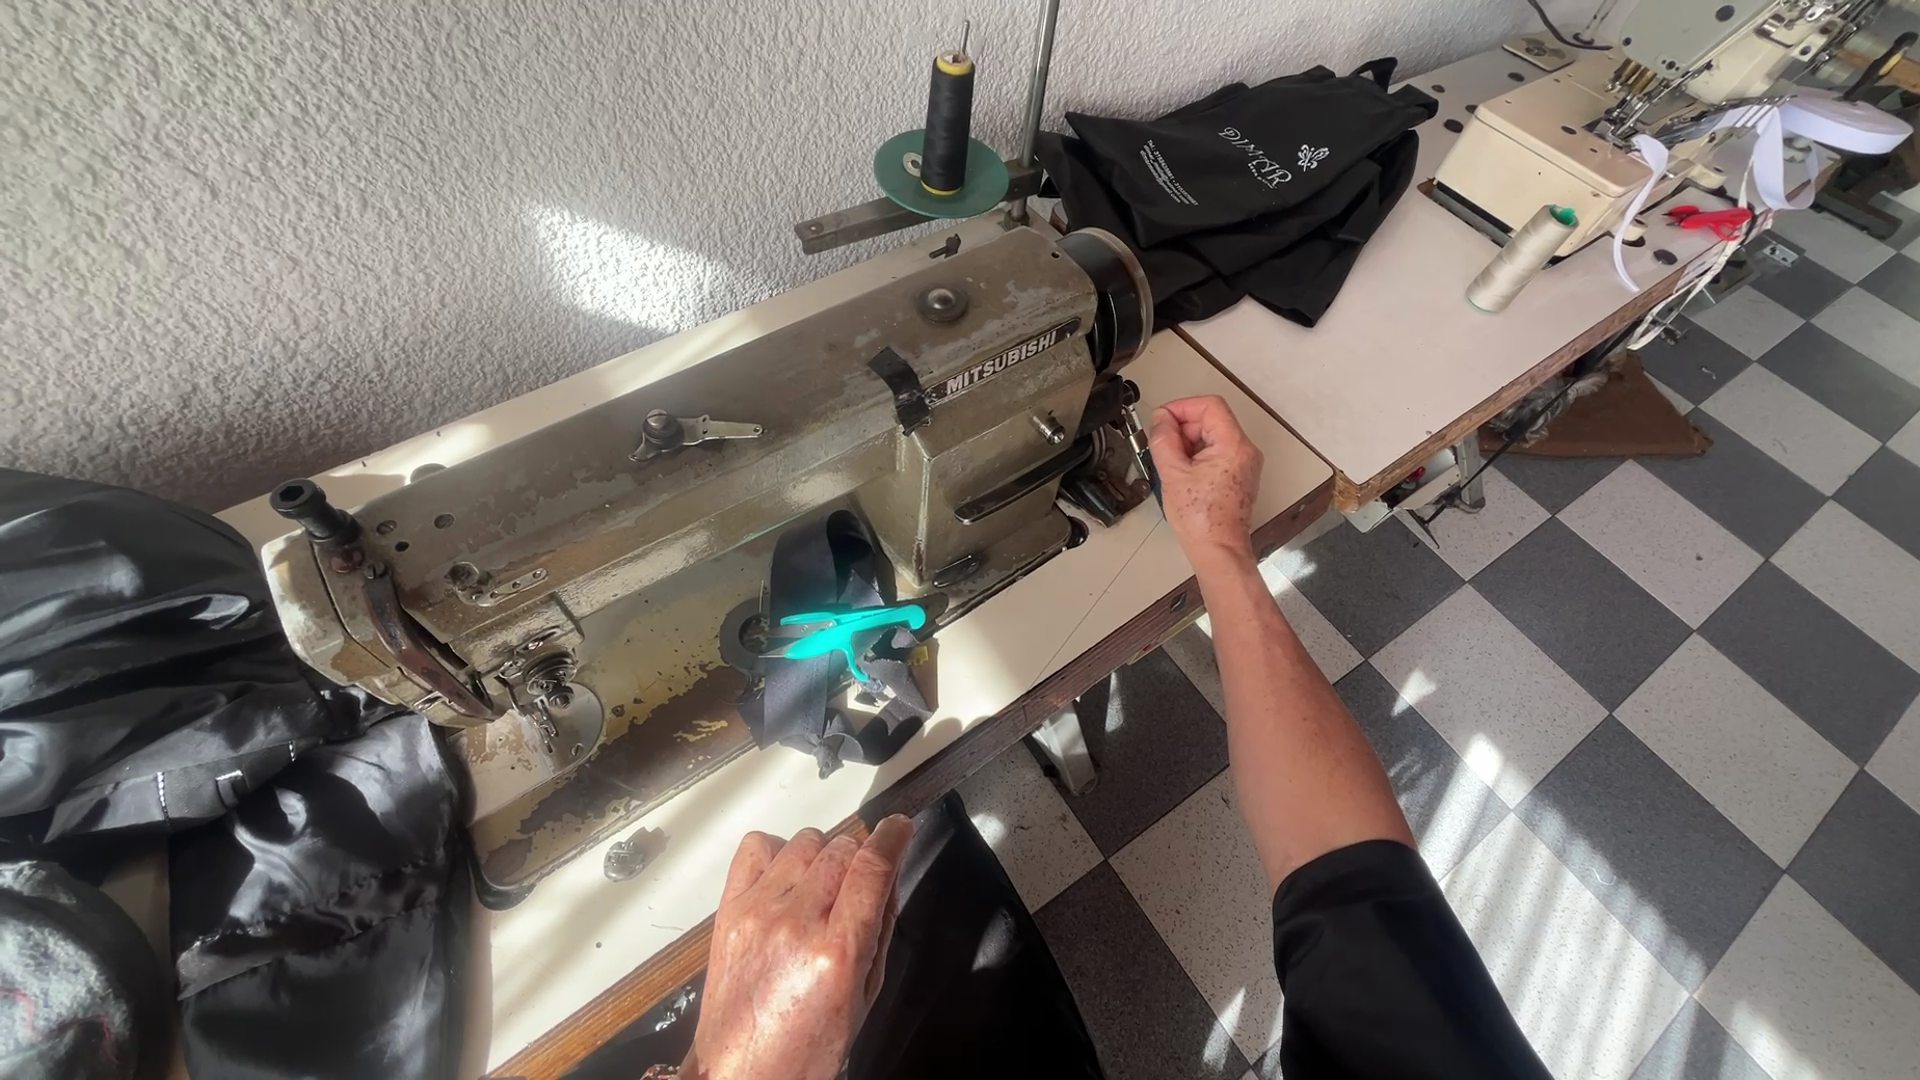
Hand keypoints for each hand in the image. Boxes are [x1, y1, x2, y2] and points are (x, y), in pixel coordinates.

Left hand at [686, 817, 914, 1079]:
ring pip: (806, 841)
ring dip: (822, 857)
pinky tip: (785, 879)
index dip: (893, 836)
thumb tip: (890, 868)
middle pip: (842, 847)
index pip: (873, 865)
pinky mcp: (730, 909)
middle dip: (858, 859)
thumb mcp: (865, 992)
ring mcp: (759, 912)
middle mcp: (796, 924)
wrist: (741, 1074)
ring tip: (818, 889)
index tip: (899, 828)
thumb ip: (881, 923)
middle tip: (854, 887)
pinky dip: (778, 852)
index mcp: (837, 952)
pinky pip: (758, 845)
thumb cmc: (806, 1047)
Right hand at [1150, 395, 1263, 569]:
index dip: (1181, 407)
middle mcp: (1244, 451)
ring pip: (1211, 436)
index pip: (1209, 405)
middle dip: (1182, 427)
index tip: (1162, 419)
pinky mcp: (1237, 475)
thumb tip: (1161, 420)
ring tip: (1171, 464)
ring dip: (1187, 443)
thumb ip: (1164, 439)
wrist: (1218, 549)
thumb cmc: (1202, 520)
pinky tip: (1181, 473)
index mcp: (1233, 445)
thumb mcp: (1172, 473)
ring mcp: (1243, 463)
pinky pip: (1215, 453)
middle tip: (1162, 444)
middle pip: (1210, 419)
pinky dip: (1195, 456)